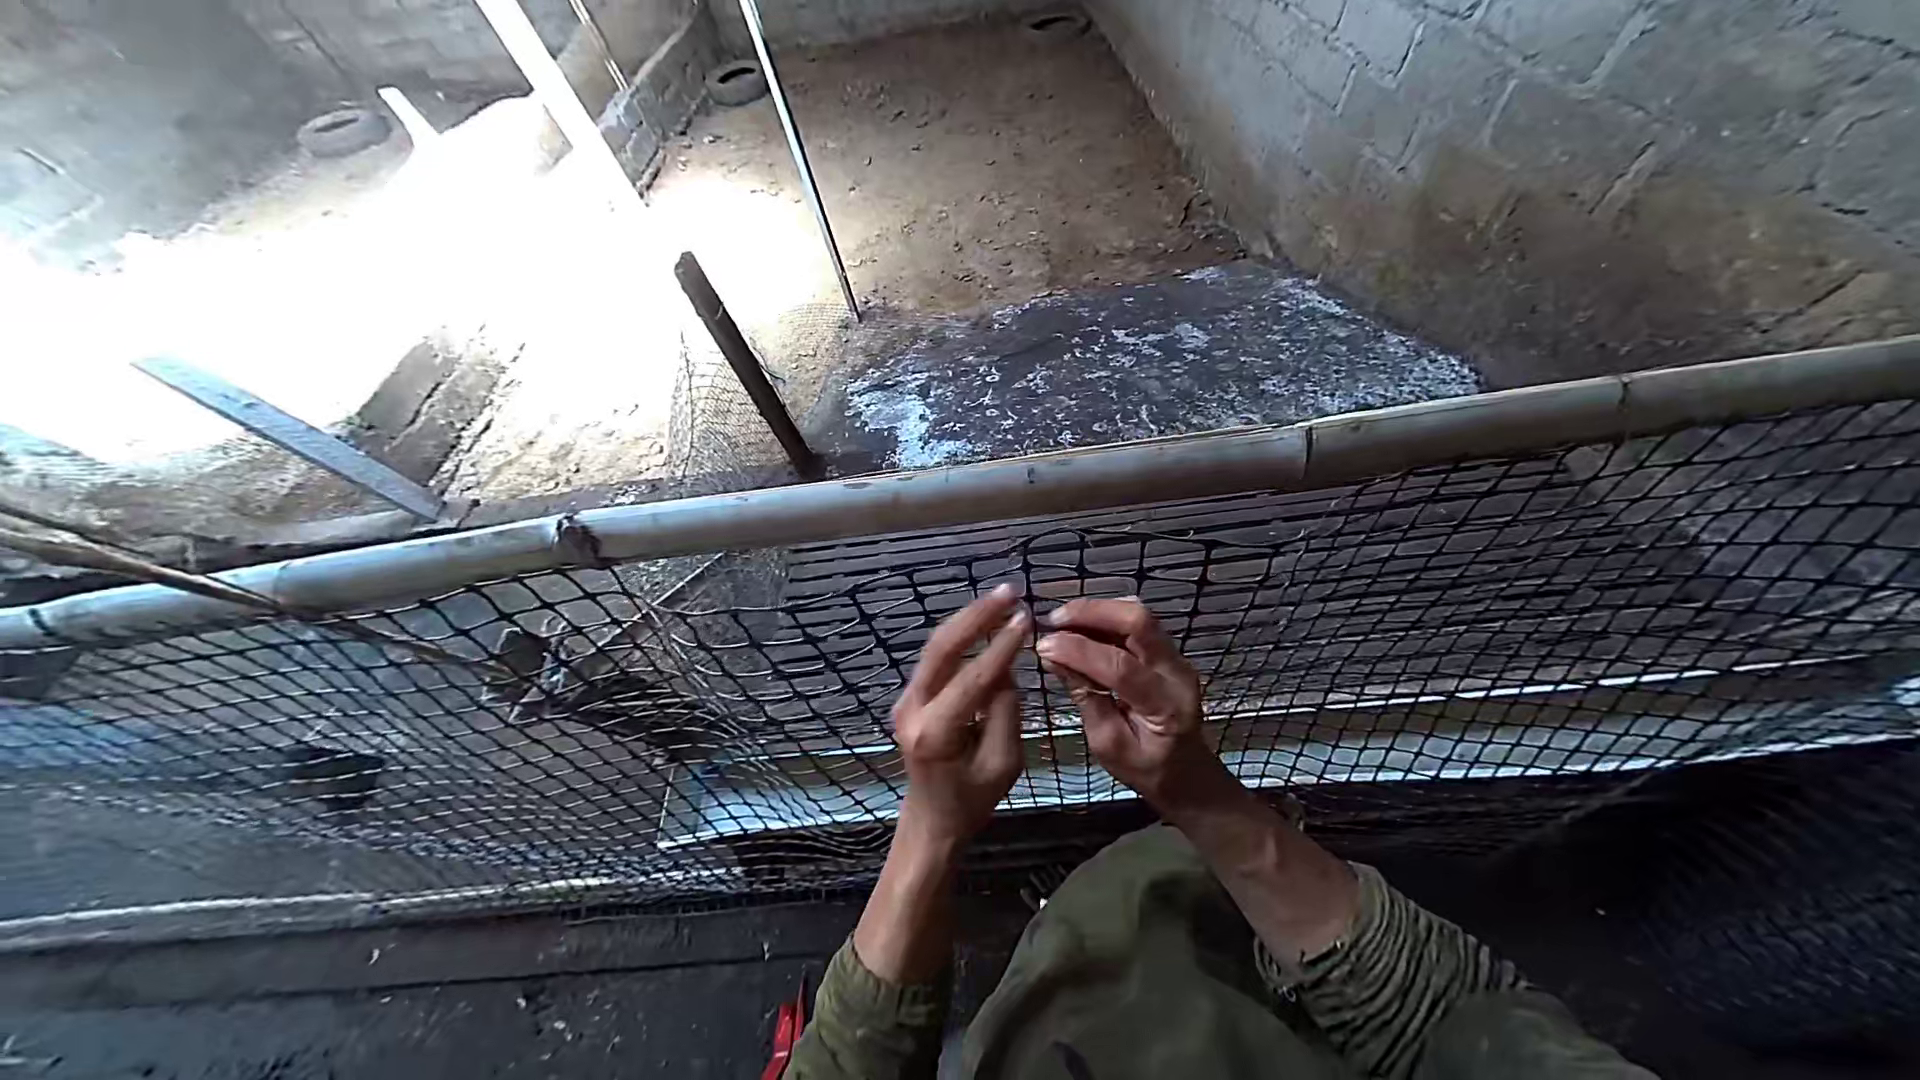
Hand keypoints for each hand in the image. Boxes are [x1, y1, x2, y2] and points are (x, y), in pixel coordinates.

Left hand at [891, 583, 1030, 850]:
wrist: (930, 821)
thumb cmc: (970, 801)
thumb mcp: (1003, 763)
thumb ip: (1005, 711)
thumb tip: (1006, 667)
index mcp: (934, 733)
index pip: (971, 679)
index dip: (1001, 647)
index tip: (1026, 619)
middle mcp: (911, 708)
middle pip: (942, 648)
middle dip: (977, 615)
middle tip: (1010, 591)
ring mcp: (905, 699)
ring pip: (936, 647)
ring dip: (969, 619)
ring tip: (1002, 597)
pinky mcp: (910, 695)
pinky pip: (937, 658)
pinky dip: (962, 636)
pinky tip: (984, 620)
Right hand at [1037, 598, 1236, 815]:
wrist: (1189, 772)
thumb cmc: (1147, 767)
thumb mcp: (1108, 744)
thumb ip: (1085, 698)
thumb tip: (1053, 657)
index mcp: (1165, 706)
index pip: (1120, 667)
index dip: (1078, 650)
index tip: (1043, 646)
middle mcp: (1177, 672)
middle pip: (1139, 623)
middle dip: (1092, 613)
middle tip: (1054, 619)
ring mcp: (1177, 657)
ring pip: (1139, 615)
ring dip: (1097, 611)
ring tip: (1062, 620)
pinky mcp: (1169, 650)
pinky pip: (1138, 622)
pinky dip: (1105, 617)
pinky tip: (1080, 625)